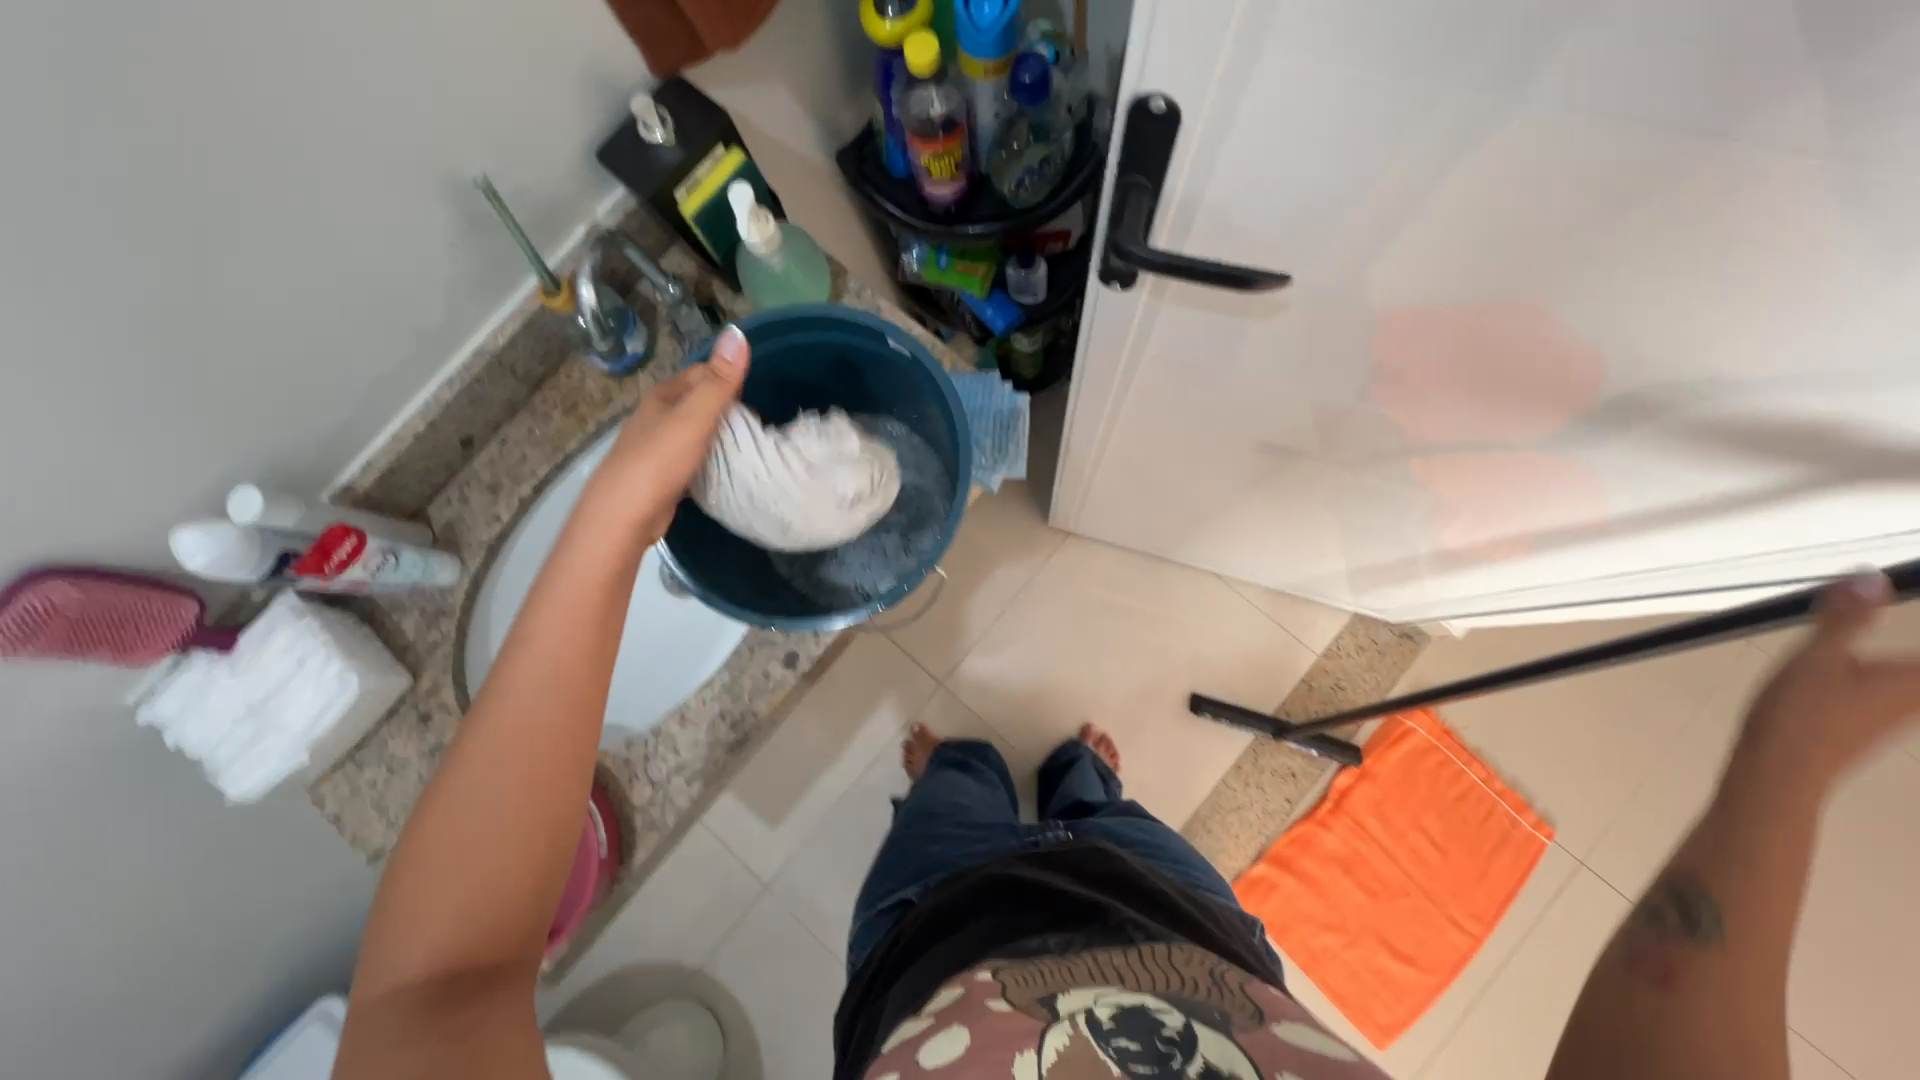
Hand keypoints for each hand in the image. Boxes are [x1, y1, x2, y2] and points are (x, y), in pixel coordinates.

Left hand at [589, 324, 748, 540]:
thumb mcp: (695, 417)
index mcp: (664, 396)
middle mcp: (659, 416)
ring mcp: (659, 445)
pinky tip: (727, 467)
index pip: (703, 372)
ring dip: (720, 433)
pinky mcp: (664, 473)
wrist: (624, 515)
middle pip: (700, 401)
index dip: (730, 376)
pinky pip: (695, 455)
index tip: (760, 392)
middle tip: (762, 422)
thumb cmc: (659, 461)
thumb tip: (738, 332)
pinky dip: (711, 457)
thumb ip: (719, 381)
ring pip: (697, 430)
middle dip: (728, 406)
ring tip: (751, 443)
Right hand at [1737, 574, 1919, 787]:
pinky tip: (1864, 668)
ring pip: (1910, 682)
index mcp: (1919, 677)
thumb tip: (1869, 576)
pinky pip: (1899, 693)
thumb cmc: (1802, 713)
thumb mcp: (1817, 657)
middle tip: (1866, 611)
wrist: (1780, 770)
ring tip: (1858, 634)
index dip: (1912, 625)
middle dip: (1907, 663)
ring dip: (1903, 670)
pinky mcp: (1875, 723)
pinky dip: (1893, 677)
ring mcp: (1900, 713)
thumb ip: (1846, 618)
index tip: (1896, 595)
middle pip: (1918, 670)